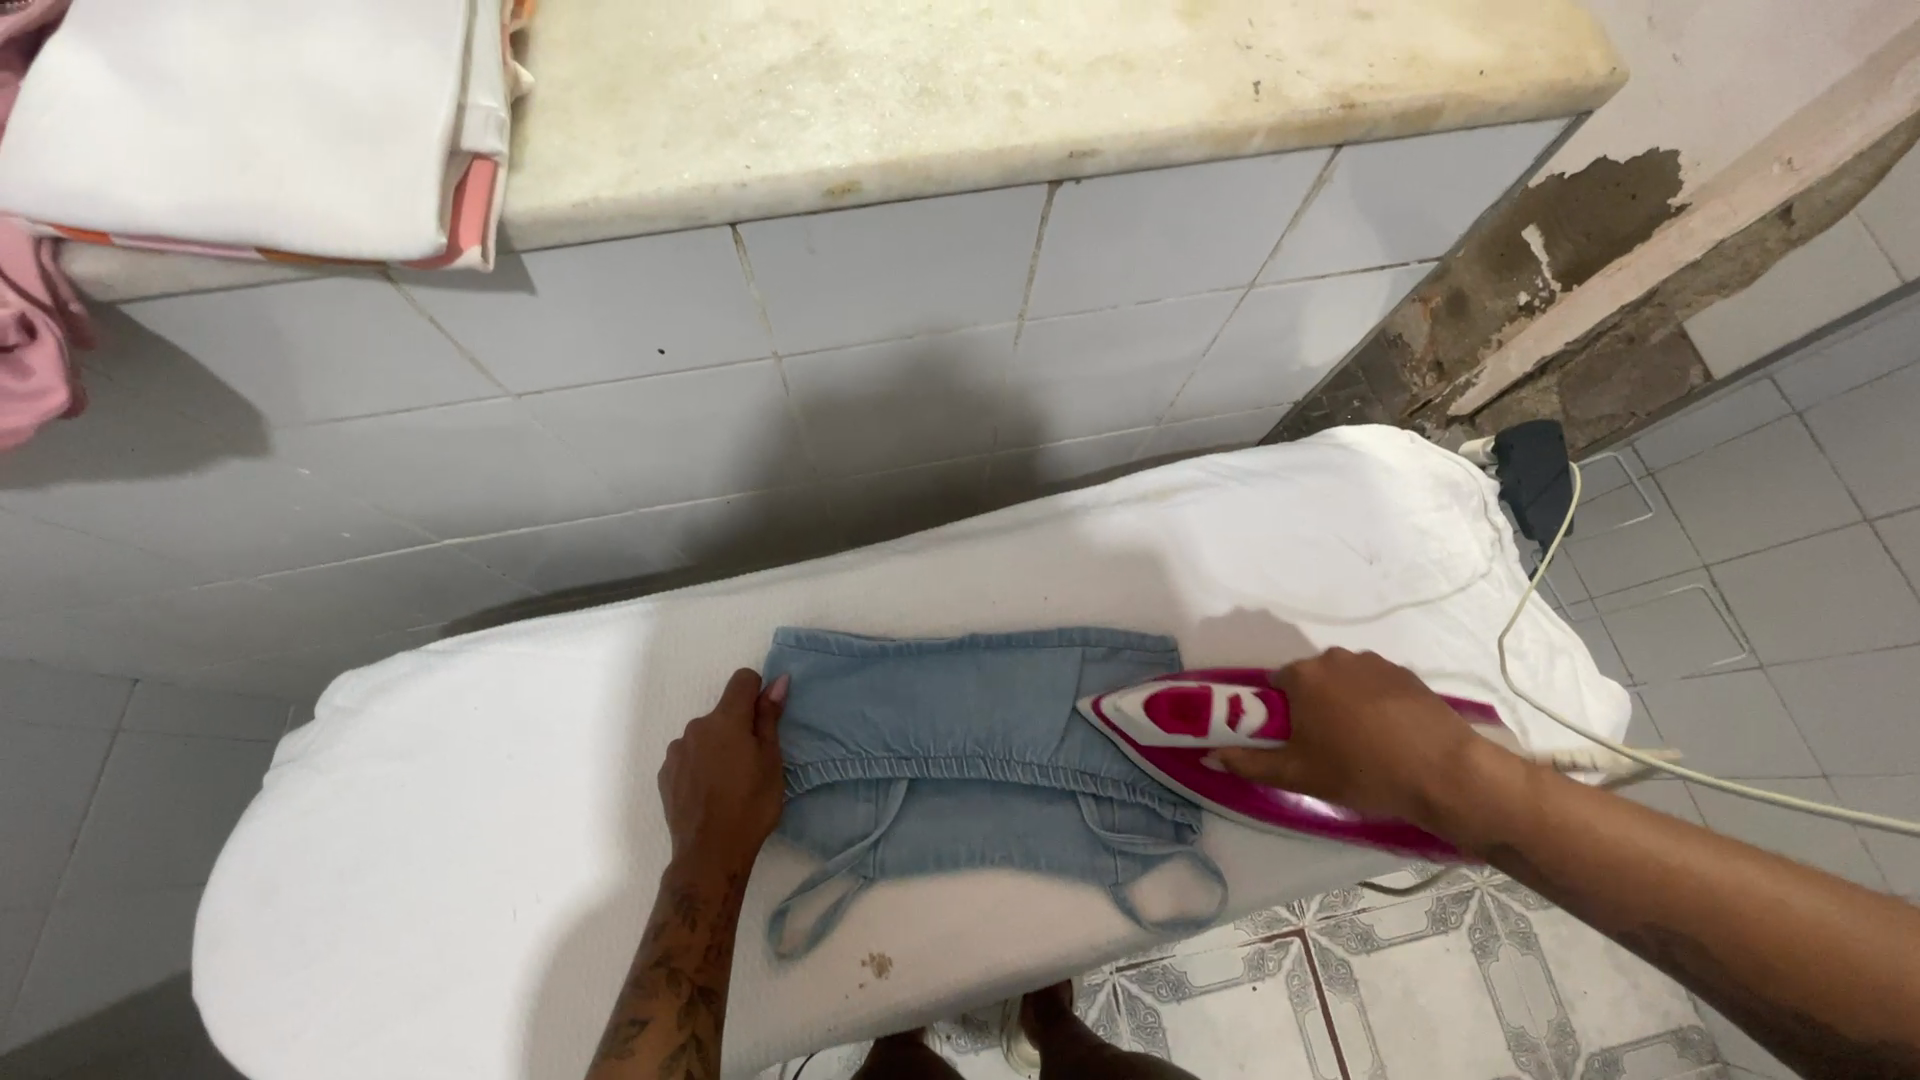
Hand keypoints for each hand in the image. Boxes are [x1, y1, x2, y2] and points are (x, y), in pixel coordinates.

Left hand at [658, 668, 789, 877]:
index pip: (742, 680)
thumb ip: (769, 717)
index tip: (765, 721)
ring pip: (705, 735)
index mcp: (725, 720)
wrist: (710, 853)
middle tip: (752, 762)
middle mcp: (695, 727)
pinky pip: (689, 757)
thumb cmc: (752, 804)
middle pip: (723, 712)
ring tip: (729, 782)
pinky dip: (700, 765)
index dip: (758, 693)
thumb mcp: (771, 760)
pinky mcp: (665, 774)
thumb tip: (777, 681)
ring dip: (718, 747)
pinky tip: (709, 793)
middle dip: (738, 727)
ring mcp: (676, 751)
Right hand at [1211, 648, 1493, 830]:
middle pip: (1310, 680)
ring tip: (1362, 743)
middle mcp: (1334, 658)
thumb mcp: (1298, 775)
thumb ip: (1249, 763)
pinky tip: (1389, 736)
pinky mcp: (1407, 674)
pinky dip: (1375, 704)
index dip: (1278, 713)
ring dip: (1343, 704)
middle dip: (1312, 707)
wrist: (1446, 773)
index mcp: (1302, 676)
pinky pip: (1375, 685)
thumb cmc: (1362, 771)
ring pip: (1344, 682)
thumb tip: (1210, 755)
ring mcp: (1374, 662)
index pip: (1274, 686)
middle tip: (1325, 747)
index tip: (1292, 740)